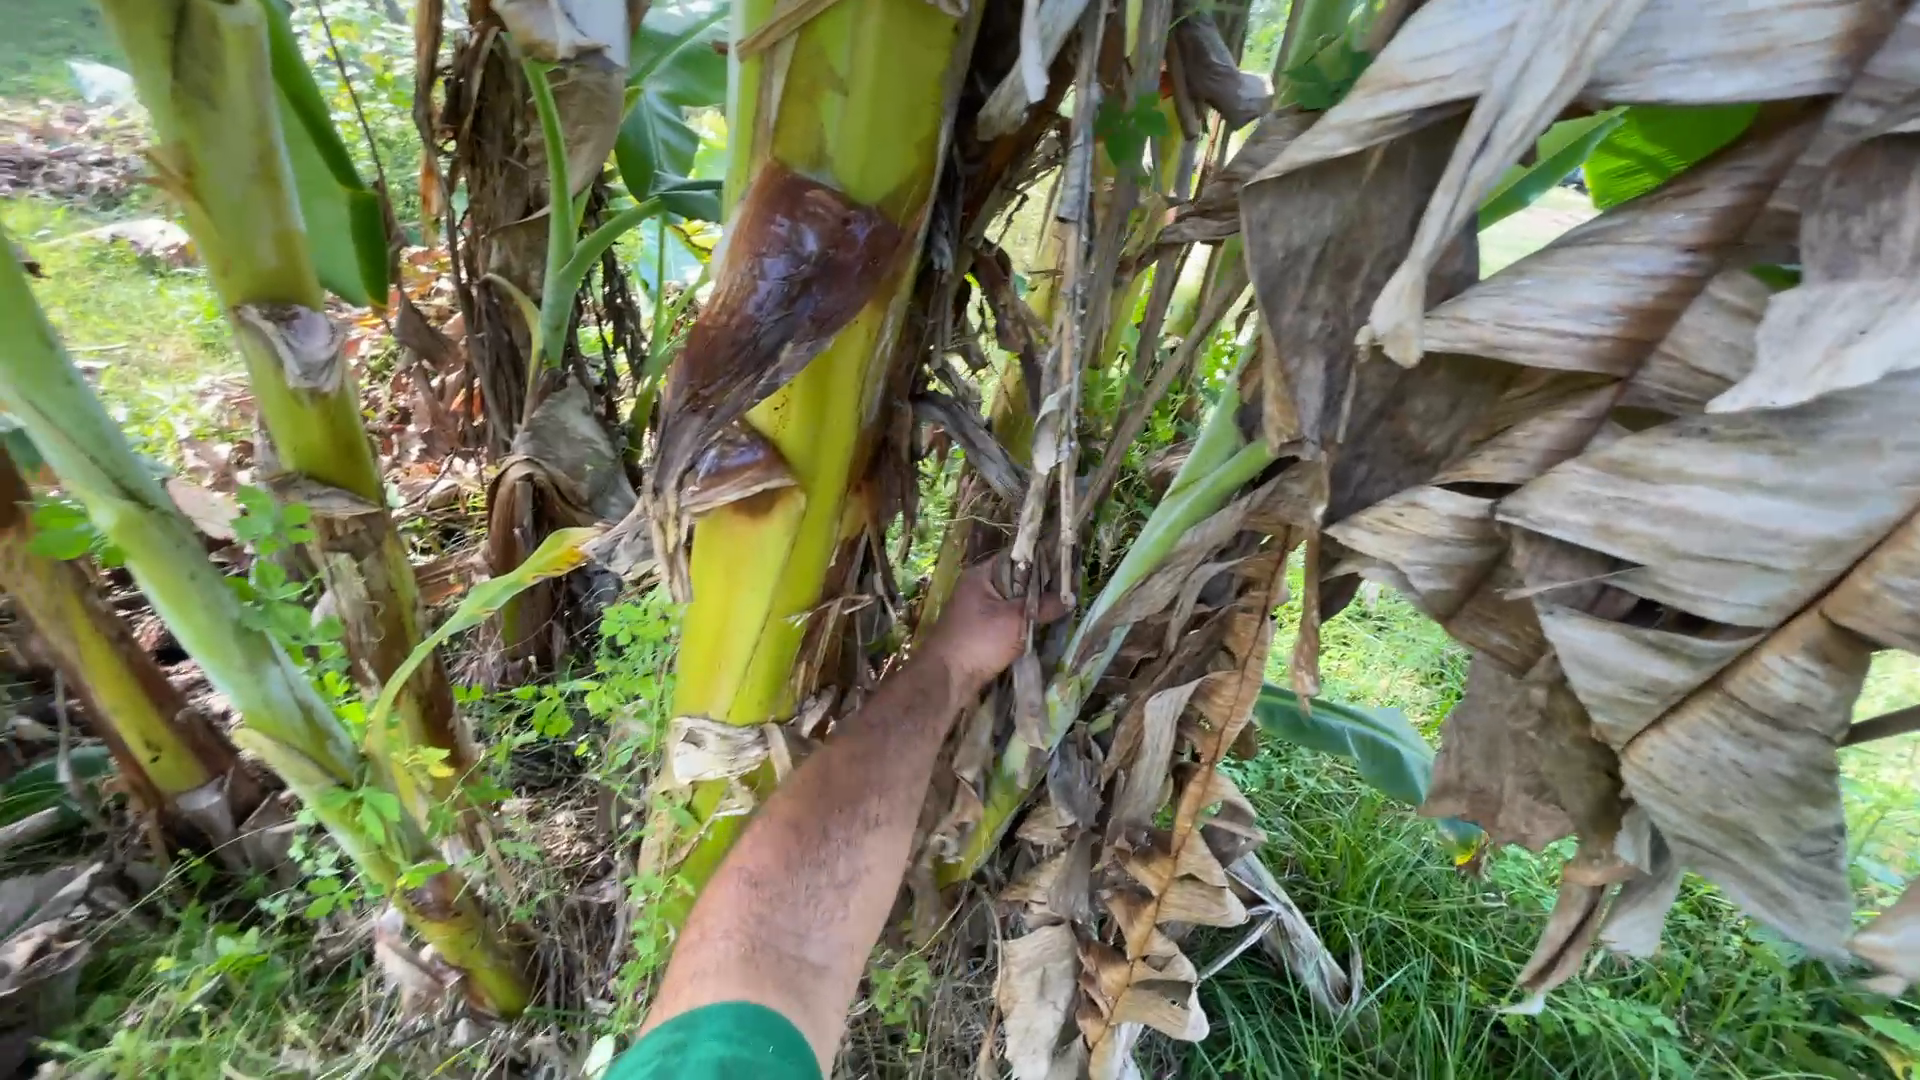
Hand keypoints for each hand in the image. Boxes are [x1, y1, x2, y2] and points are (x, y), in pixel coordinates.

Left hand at [921, 559, 1070, 692]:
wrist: (947, 678)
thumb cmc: (978, 641)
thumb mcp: (1015, 621)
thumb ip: (1043, 606)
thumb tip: (1072, 597)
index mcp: (982, 574)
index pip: (1017, 557)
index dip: (1043, 560)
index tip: (1068, 567)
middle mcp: (979, 586)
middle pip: (1018, 579)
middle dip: (1042, 586)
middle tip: (1071, 589)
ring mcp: (980, 609)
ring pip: (1015, 601)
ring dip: (1034, 606)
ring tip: (1064, 604)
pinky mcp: (983, 629)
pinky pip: (1009, 618)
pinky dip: (1025, 621)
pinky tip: (1044, 624)